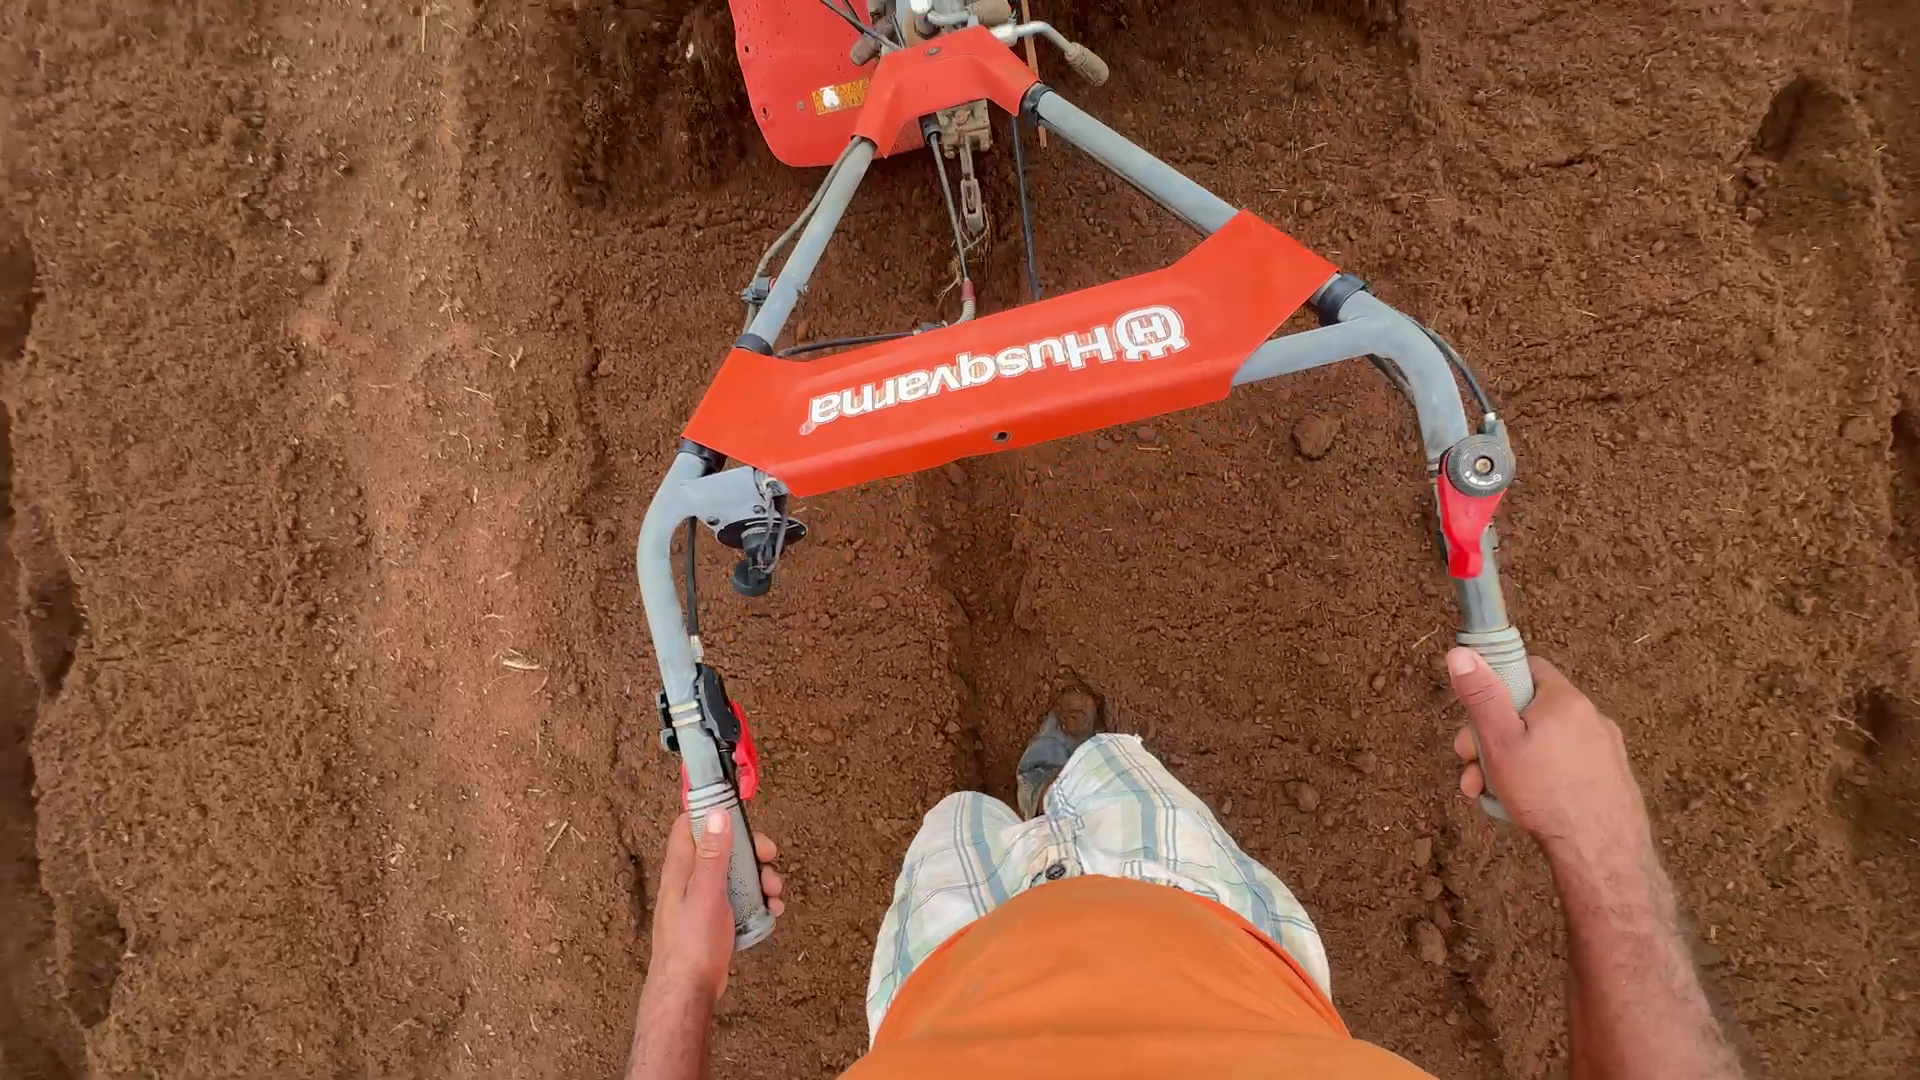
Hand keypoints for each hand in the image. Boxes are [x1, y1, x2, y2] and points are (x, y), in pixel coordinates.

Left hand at [646, 809, 783, 1008]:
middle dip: (749, 850)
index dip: (710, 814)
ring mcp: (703, 901)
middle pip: (721, 849)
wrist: (687, 996)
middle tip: (769, 855)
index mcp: (681, 869)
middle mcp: (690, 881)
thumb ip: (713, 854)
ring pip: (735, 875)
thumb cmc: (693, 943)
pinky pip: (740, 900)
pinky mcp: (716, 920)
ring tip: (775, 892)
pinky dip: (757, 900)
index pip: (688, 826)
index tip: (737, 814)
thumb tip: (717, 813)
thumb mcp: (707, 892)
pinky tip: (772, 910)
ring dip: (759, 877)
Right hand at [1447, 649, 1652, 869]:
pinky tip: (1516, 803)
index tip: (1475, 710)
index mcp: (1565, 701)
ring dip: (1506, 760)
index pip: (1527, 667)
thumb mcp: (1498, 739)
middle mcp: (1592, 718)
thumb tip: (1460, 651)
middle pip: (1527, 710)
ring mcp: (1605, 750)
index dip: (1495, 682)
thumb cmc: (1543, 791)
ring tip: (1484, 791)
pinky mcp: (1610, 779)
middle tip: (1468, 762)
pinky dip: (1536, 777)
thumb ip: (1480, 694)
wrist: (1602, 856)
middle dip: (1489, 734)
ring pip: (1541, 742)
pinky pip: (1561, 765)